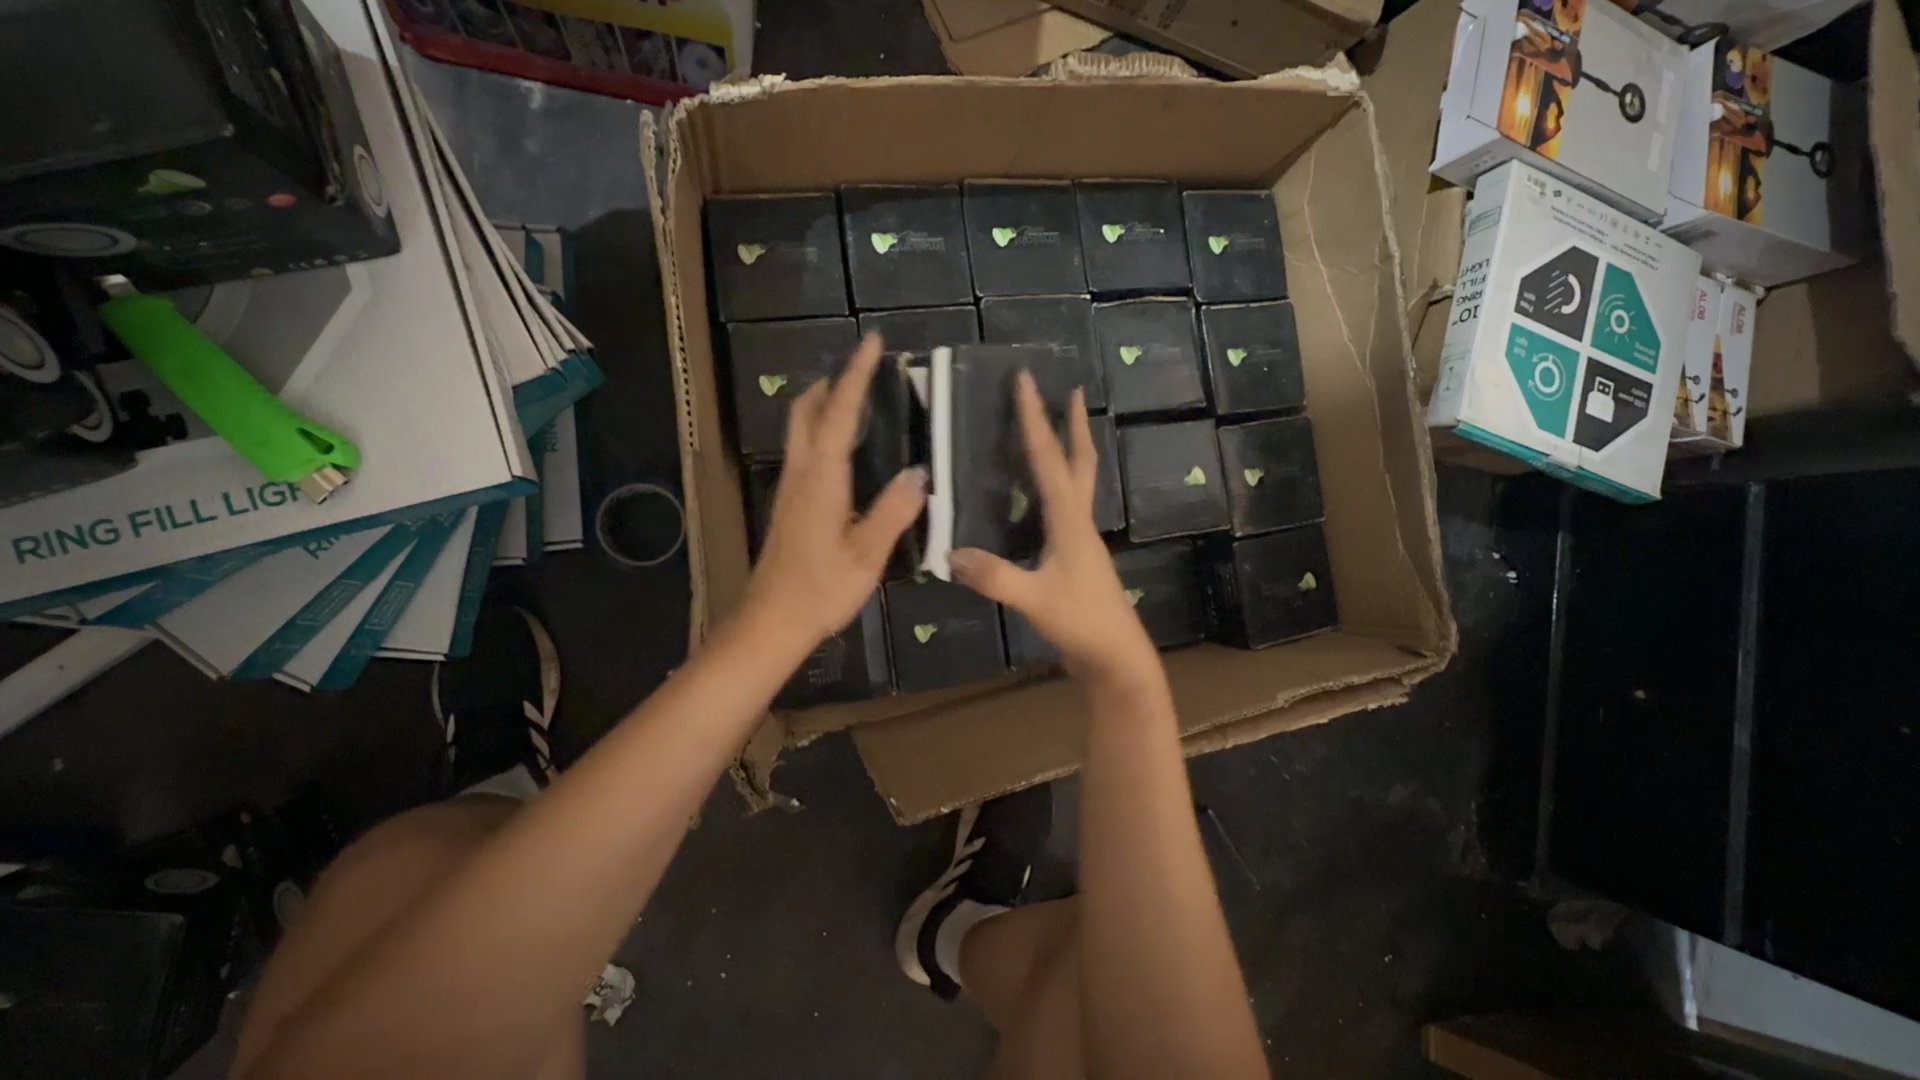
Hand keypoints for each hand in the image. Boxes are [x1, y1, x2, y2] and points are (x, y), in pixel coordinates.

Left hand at [742, 334, 926, 648]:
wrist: (771, 622)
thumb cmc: (821, 589)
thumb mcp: (867, 555)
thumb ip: (894, 512)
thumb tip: (919, 473)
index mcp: (822, 479)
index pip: (838, 413)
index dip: (856, 375)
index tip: (873, 343)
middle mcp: (800, 474)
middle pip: (807, 411)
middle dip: (832, 382)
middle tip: (865, 368)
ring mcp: (790, 489)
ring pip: (801, 429)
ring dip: (824, 403)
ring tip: (858, 396)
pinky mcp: (789, 505)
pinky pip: (805, 450)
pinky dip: (822, 430)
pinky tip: (845, 448)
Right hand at [950, 372, 1157, 681]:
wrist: (1117, 659)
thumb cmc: (1082, 623)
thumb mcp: (1035, 599)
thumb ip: (995, 577)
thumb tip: (951, 555)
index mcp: (1070, 522)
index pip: (1049, 460)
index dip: (1035, 419)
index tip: (1026, 381)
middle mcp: (1080, 522)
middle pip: (1080, 463)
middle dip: (1073, 425)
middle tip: (1072, 390)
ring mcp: (1082, 541)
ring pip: (1078, 484)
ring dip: (1071, 452)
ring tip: (1060, 432)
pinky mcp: (1078, 561)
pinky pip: (1067, 509)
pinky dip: (1058, 488)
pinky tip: (1042, 500)